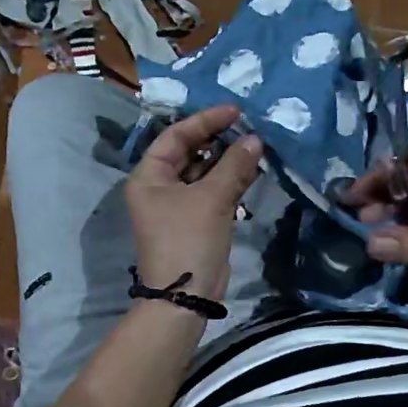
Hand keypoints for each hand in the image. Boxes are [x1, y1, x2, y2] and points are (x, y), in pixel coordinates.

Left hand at [126, 104, 263, 298]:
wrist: (187, 295)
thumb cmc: (188, 239)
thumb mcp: (211, 199)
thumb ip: (234, 165)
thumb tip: (256, 139)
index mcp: (149, 176)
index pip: (176, 135)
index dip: (206, 121)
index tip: (236, 111)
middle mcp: (160, 187)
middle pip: (191, 152)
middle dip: (221, 140)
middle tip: (250, 129)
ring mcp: (179, 205)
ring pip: (206, 173)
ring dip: (230, 161)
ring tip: (258, 147)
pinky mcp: (197, 220)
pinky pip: (215, 192)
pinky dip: (232, 181)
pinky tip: (255, 170)